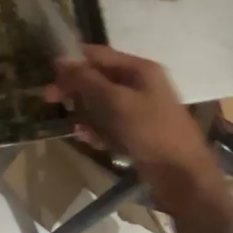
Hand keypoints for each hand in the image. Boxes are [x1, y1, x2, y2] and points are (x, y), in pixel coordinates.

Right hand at [46, 45, 220, 211]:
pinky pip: (109, 125)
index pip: (100, 55)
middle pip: (99, 79)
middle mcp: (140, 85)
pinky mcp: (137, 132)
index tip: (48, 70)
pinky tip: (90, 140)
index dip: (74, 60)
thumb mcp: (116, 101)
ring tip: (74, 125)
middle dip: (75, 88)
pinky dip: (97, 130)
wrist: (183, 177)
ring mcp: (139, 110)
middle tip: (49, 98)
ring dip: (85, 112)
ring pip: (101, 103)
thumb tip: (61, 59)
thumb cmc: (151, 131)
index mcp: (141, 70)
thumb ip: (88, 79)